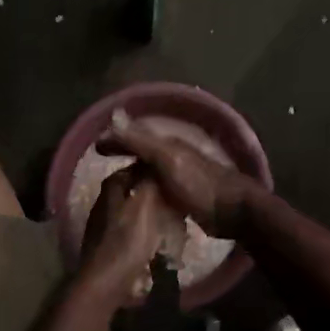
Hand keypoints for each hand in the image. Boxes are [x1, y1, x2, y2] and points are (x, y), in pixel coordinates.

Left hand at [77, 168, 164, 305]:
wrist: (104, 283)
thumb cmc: (127, 242)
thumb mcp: (145, 206)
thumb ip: (150, 183)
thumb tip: (154, 165)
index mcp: (110, 192)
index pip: (127, 171)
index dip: (146, 170)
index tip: (165, 176)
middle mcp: (100, 207)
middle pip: (125, 193)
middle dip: (145, 194)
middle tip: (169, 200)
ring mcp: (99, 231)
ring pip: (124, 215)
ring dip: (142, 216)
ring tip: (164, 222)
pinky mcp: (103, 251)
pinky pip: (124, 236)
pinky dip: (137, 236)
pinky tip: (150, 244)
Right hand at [102, 109, 262, 237]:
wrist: (234, 212)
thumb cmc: (200, 186)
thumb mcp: (167, 160)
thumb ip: (142, 141)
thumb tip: (114, 119)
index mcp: (169, 145)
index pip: (136, 136)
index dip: (116, 140)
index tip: (95, 148)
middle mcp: (175, 157)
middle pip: (144, 152)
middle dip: (124, 155)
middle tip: (104, 167)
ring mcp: (182, 178)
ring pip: (152, 171)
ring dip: (135, 174)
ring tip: (117, 185)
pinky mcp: (187, 199)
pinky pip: (160, 190)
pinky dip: (147, 191)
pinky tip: (140, 201)